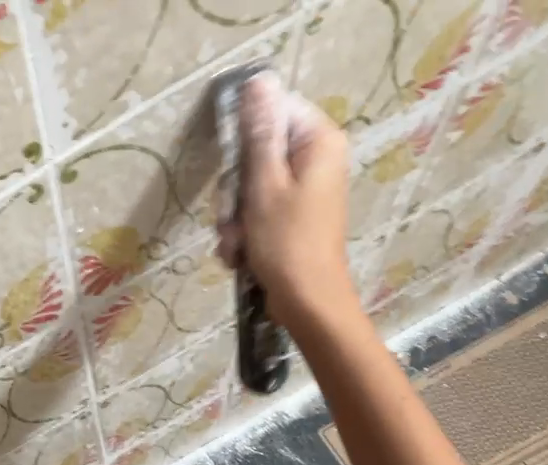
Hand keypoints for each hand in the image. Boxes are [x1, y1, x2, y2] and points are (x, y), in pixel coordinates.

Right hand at [219, 72, 358, 333]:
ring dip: (233, 219)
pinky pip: (256, 212)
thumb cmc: (286, 244)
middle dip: (234, 192)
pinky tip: (240, 254)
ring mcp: (304, 190)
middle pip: (257, 153)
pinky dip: (243, 234)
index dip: (244, 138)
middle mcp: (316, 159)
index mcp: (318, 141)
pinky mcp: (291, 217)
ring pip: (250, 188)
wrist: (306, 301)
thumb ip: (259, 133)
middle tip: (231, 218)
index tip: (230, 168)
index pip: (273, 111)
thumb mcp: (264, 186)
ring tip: (236, 244)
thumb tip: (258, 80)